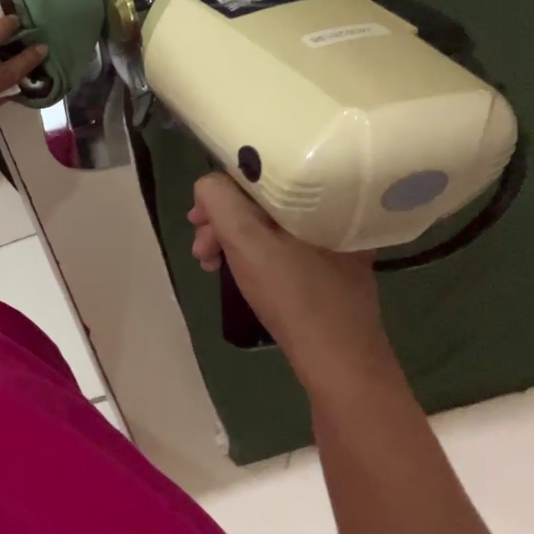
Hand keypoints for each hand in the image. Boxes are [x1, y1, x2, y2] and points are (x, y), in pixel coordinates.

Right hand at [189, 173, 393, 372]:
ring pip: (268, 228)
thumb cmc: (290, 293)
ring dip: (231, 241)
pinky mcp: (331, 270)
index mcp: (322, 201)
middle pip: (260, 204)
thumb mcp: (245, 240)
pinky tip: (239, 275)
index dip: (219, 196)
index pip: (258, 178)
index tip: (197, 221)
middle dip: (221, 223)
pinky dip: (253, 256)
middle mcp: (334, 217)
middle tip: (201, 251)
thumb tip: (207, 187)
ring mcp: (335, 246)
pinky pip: (282, 248)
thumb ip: (220, 201)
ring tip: (211, 266)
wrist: (336, 356)